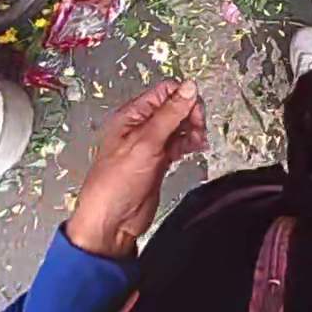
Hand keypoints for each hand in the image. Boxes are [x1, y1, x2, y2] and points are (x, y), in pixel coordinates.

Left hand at [67, 79, 205, 257]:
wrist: (112, 224)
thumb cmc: (117, 183)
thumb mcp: (146, 142)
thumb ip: (170, 113)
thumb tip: (190, 87)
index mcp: (132, 115)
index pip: (164, 92)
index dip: (183, 97)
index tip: (194, 110)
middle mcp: (142, 126)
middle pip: (175, 107)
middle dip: (191, 114)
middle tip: (197, 127)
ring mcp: (151, 144)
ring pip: (180, 125)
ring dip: (193, 129)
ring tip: (198, 140)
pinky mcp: (159, 160)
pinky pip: (180, 142)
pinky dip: (190, 143)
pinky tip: (197, 147)